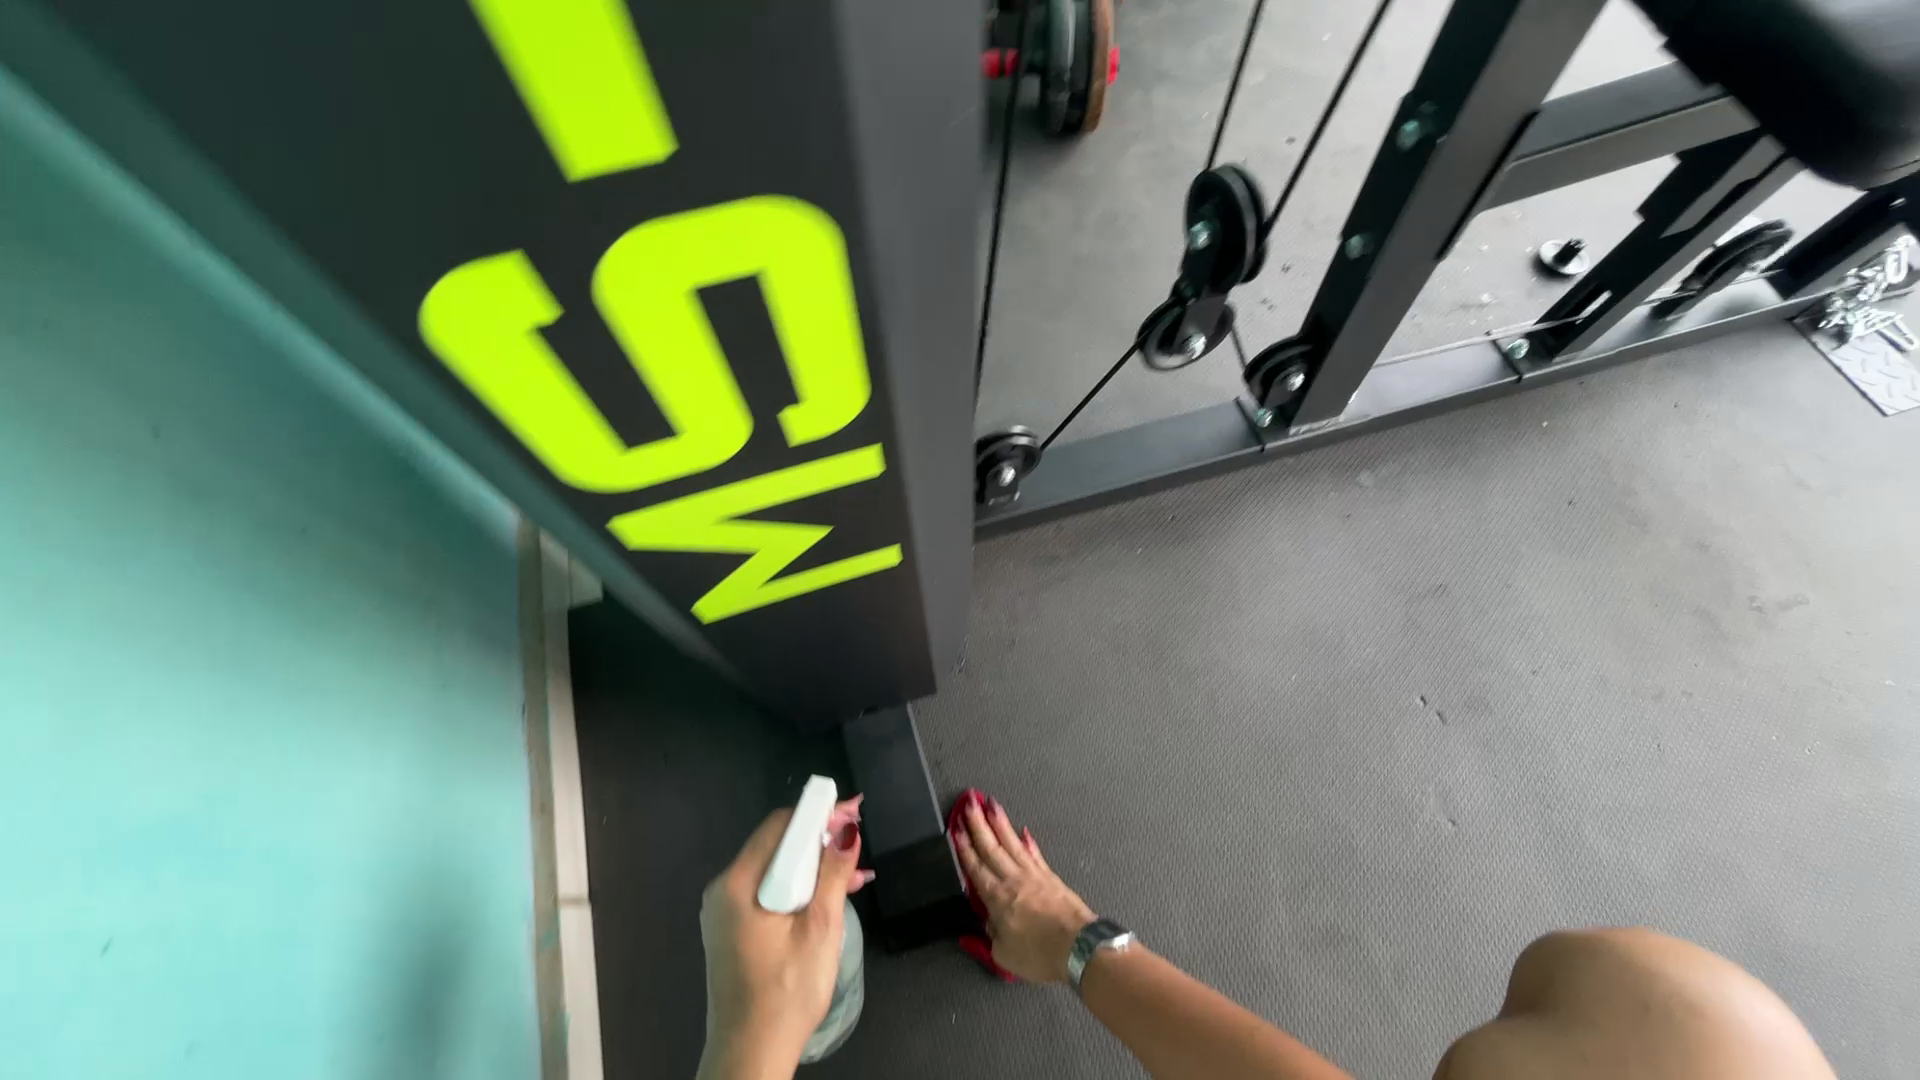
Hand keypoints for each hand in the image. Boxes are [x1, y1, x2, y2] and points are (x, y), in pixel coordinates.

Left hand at [698, 798, 873, 1077]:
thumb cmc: (787, 992)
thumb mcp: (820, 928)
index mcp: (737, 884)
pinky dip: (802, 888)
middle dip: (821, 837)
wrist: (750, 1056)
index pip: (780, 825)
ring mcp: (726, 910)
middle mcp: (724, 889)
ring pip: (778, 868)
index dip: (818, 812)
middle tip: (859, 836)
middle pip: (778, 844)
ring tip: (857, 872)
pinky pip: (771, 890)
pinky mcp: (734, 928)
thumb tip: (846, 828)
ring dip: (816, 865)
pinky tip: (834, 894)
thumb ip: (832, 873)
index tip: (854, 810)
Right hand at [954, 798, 1096, 983]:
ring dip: (1000, 822)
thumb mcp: (1004, 954)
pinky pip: (1034, 854)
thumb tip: (985, 923)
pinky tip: (1023, 830)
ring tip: (991, 804)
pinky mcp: (1050, 876)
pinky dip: (1027, 841)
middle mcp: (1012, 879)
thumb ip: (990, 937)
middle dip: (978, 824)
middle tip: (969, 803)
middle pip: (991, 847)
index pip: (975, 868)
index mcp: (996, 898)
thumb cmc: (1038, 953)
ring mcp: (1032, 874)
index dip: (964, 848)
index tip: (956, 829)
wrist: (1078, 946)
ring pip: (1011, 843)